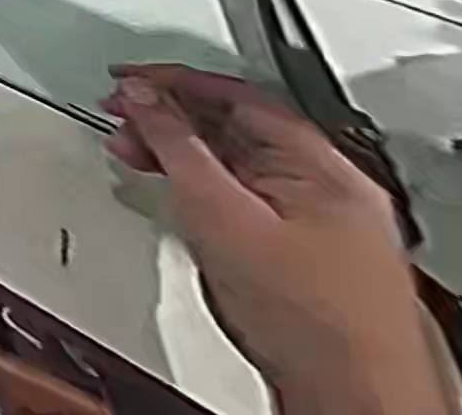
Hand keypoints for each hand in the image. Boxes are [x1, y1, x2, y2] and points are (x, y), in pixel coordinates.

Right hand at [102, 65, 453, 414]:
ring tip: (127, 144)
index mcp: (320, 169)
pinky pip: (229, 182)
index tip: (126, 77)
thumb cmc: (306, 312)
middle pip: (231, 123)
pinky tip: (159, 175)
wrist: (344, 389)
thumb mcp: (215, 206)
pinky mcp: (286, 234)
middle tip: (118, 107)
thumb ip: (173, 142)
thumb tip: (143, 95)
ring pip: (226, 153)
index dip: (175, 80)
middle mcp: (321, 184)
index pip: (238, 96)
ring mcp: (307, 211)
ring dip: (169, 143)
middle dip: (166, 112)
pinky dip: (186, 171)